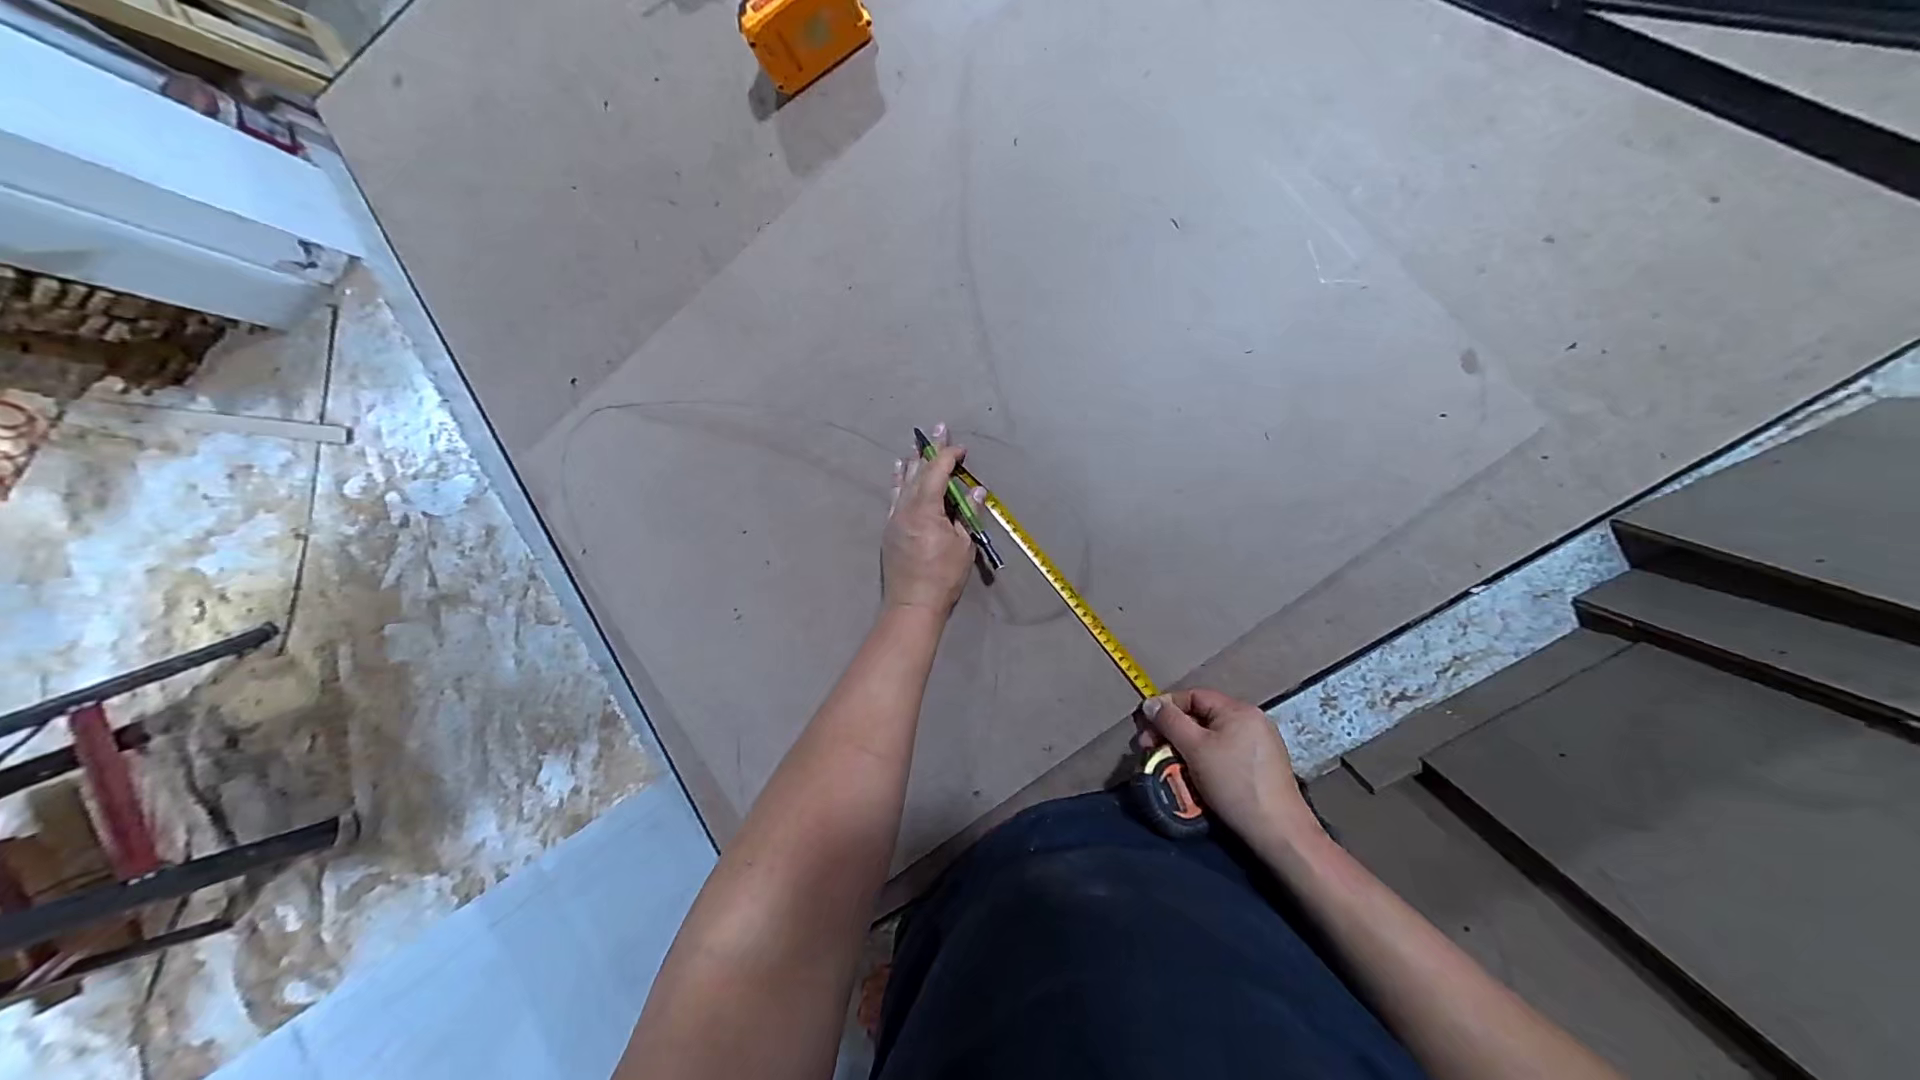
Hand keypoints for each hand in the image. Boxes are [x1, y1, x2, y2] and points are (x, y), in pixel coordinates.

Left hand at [881, 423, 984, 613]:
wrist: (912, 604)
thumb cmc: (943, 577)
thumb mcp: (963, 545)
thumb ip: (968, 514)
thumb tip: (975, 490)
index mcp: (925, 509)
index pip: (937, 472)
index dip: (949, 456)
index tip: (961, 450)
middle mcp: (906, 508)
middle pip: (918, 472)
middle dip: (930, 450)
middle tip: (938, 428)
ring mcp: (894, 518)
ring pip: (902, 482)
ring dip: (912, 463)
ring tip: (916, 446)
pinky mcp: (890, 529)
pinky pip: (894, 496)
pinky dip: (898, 481)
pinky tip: (898, 472)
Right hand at [1136, 689, 1324, 852]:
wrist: (1278, 831)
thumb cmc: (1233, 783)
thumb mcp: (1195, 748)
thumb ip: (1169, 722)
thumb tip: (1150, 703)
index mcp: (1238, 710)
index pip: (1192, 695)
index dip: (1165, 707)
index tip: (1145, 728)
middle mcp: (1252, 720)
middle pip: (1201, 716)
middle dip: (1172, 731)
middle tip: (1150, 749)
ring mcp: (1259, 744)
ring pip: (1211, 737)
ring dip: (1185, 748)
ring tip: (1169, 765)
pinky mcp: (1261, 766)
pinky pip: (1224, 753)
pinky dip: (1204, 760)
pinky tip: (1194, 776)